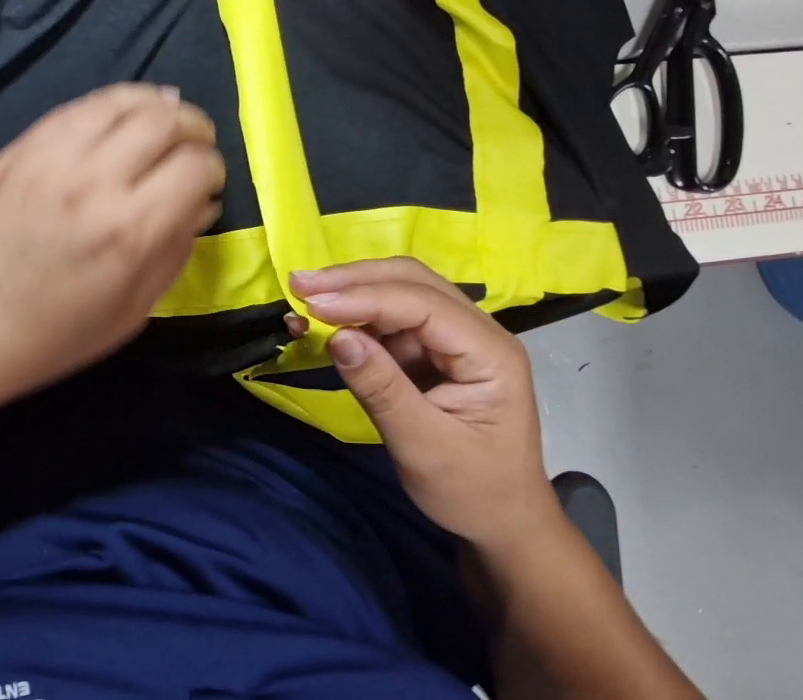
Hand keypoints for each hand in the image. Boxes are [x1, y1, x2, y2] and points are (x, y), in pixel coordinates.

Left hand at [0, 83, 225, 406]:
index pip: (194, 166)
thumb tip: (202, 202)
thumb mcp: (133, 311)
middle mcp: (90, 182)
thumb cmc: (55, 337)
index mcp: (127, 230)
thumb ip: (175, 249)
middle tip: (197, 143)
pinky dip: (108, 106)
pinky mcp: (18, 151)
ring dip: (154, 104)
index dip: (214, 169)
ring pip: (118, 101)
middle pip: (162, 121)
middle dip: (193, 127)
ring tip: (166, 119)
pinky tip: (119, 119)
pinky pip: (74, 108)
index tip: (210, 182)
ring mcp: (48, 159)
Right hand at [288, 258, 562, 550]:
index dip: (365, 298)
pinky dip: (356, 315)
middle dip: (355, 280)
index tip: (311, 303)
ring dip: (352, 292)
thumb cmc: (471, 491)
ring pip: (401, 292)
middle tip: (299, 284)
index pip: (422, 305)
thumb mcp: (423, 447)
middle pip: (413, 282)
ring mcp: (456, 339)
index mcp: (490, 353)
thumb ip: (381, 389)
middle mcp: (478, 332)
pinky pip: (392, 319)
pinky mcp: (434, 350)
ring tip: (304, 298)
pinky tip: (326, 322)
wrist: (502, 522)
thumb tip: (337, 337)